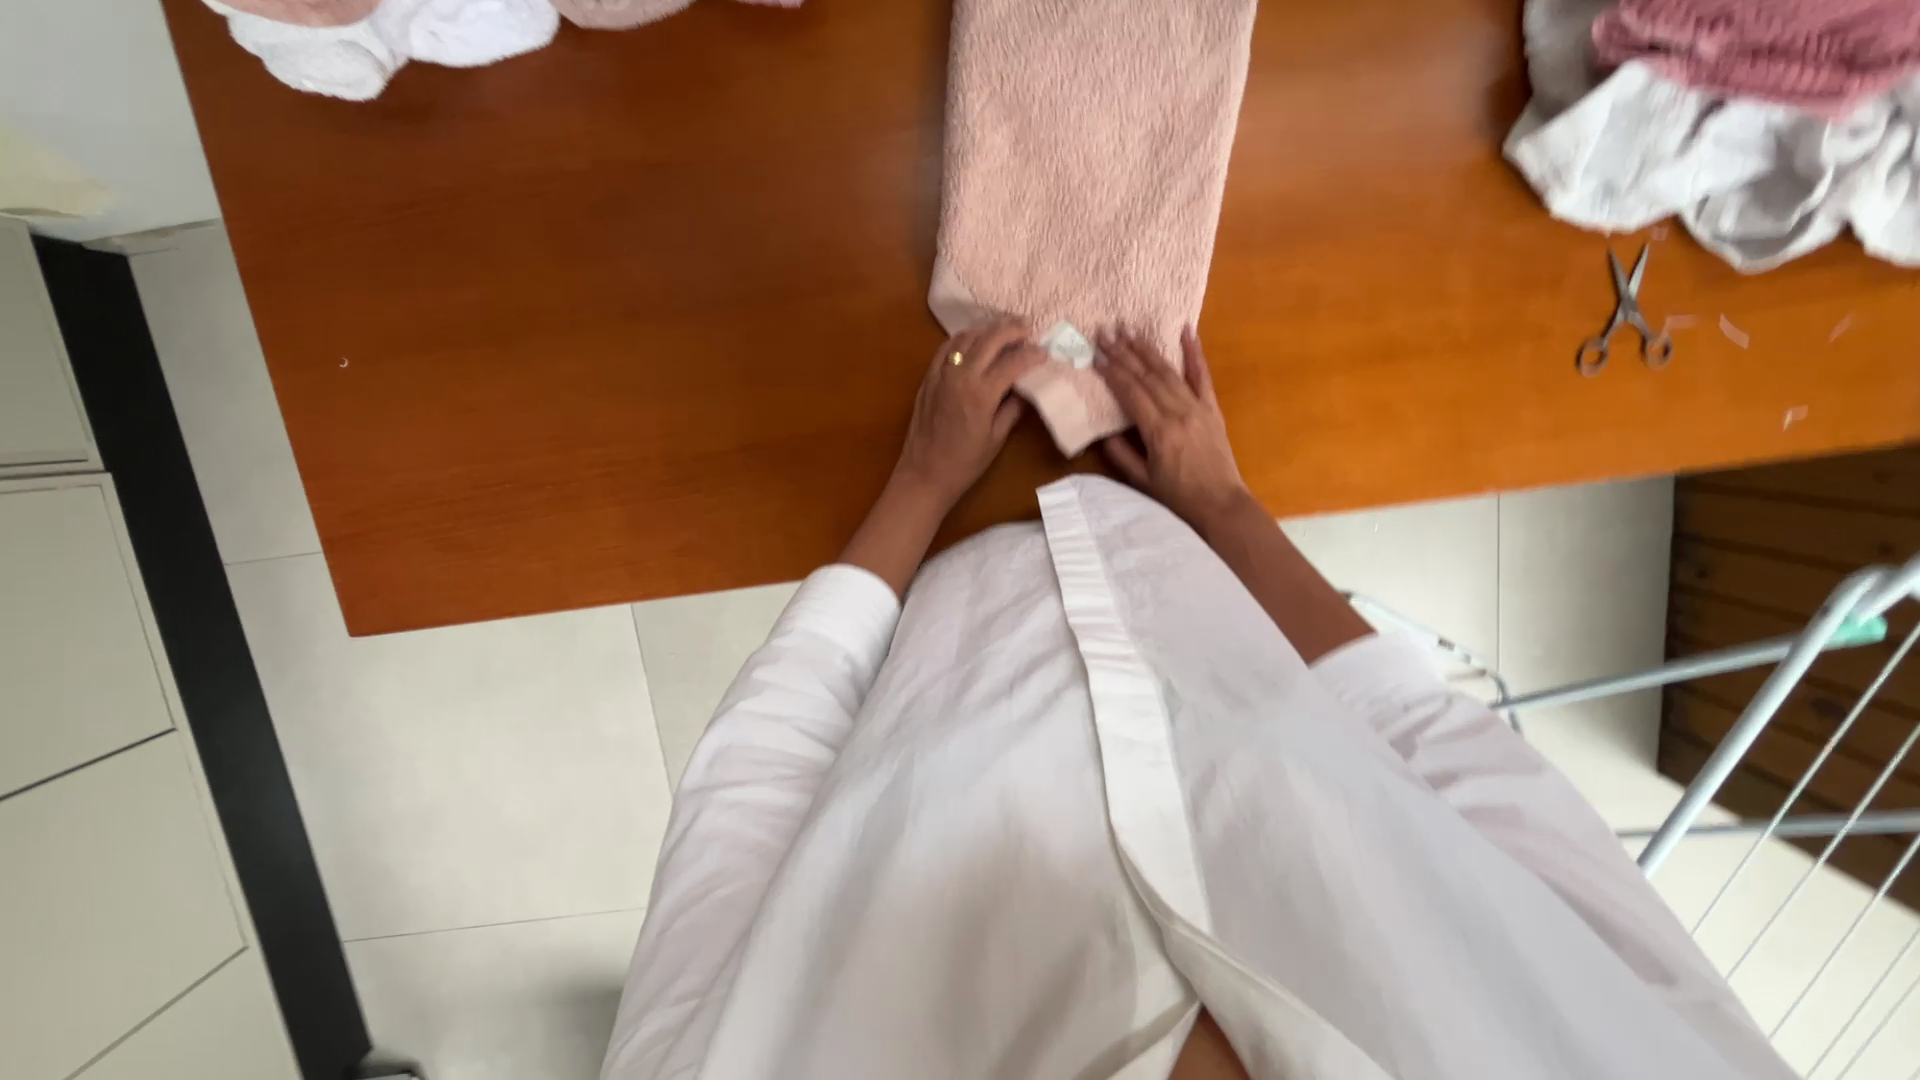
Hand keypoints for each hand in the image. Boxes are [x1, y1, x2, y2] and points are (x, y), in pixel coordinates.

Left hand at [892, 317, 1046, 509]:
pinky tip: (975, 340)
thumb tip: (1023, 388)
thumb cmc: (964, 463)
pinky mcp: (929, 377)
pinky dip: (964, 338)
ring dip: (988, 329)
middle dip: (1012, 329)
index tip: (1044, 352)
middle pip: (990, 339)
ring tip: (1004, 329)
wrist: (924, 473)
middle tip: (1027, 327)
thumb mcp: (996, 438)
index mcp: (981, 394)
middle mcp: (961, 376)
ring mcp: (941, 373)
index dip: (1031, 354)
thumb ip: (1012, 408)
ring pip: (967, 337)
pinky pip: (947, 347)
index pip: (1012, 362)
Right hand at [1094, 326, 1254, 528]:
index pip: (1131, 393)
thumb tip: (1103, 433)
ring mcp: (1197, 407)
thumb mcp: (1142, 480)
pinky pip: (1202, 376)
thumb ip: (1121, 455)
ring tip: (1131, 330)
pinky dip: (1194, 352)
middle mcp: (1178, 413)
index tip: (1096, 355)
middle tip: (1107, 331)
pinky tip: (1186, 330)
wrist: (1221, 503)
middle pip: (1147, 376)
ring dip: (1148, 349)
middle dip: (1125, 352)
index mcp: (1159, 431)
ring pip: (1169, 371)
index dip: (1112, 372)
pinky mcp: (1212, 408)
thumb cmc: (1178, 496)